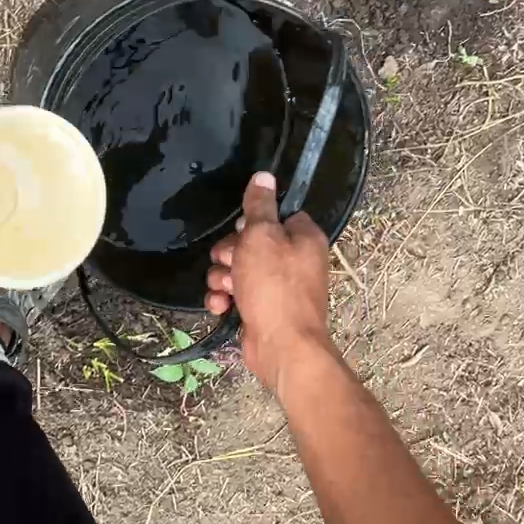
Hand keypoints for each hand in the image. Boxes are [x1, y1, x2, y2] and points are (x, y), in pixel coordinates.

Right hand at [205, 171, 334, 393]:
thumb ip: (259, 206)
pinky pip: (236, 293)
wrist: (282, 347)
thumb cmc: (274, 285)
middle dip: (230, 251)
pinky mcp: (262, 307)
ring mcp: (278, 286)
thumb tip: (264, 175)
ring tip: (225, 288)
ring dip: (223, 276)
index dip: (254, 220)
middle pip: (250, 241)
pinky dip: (224, 298)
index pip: (277, 214)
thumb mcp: (261, 236)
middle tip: (229, 260)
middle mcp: (294, 260)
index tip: (243, 228)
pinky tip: (221, 305)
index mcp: (303, 238)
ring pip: (237, 267)